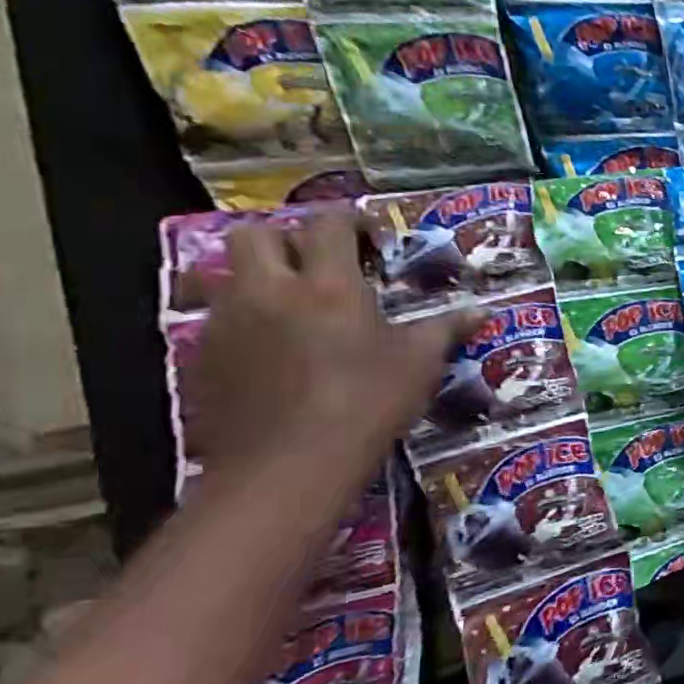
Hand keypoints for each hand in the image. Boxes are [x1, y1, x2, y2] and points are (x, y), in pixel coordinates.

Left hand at [190, 208, 475, 499]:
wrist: (290, 464)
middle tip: (317, 264)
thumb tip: (481, 311)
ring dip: (256, 276)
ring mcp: (229, 322)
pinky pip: (217, 319)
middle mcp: (270, 290)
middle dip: (286, 238)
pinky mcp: (203, 355)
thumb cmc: (368, 404)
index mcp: (329, 285)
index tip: (366, 233)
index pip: (328, 224)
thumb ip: (445, 330)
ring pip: (226, 273)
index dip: (347, 219)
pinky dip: (243, 320)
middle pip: (256, 234)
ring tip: (289, 303)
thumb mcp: (419, 365)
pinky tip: (270, 350)